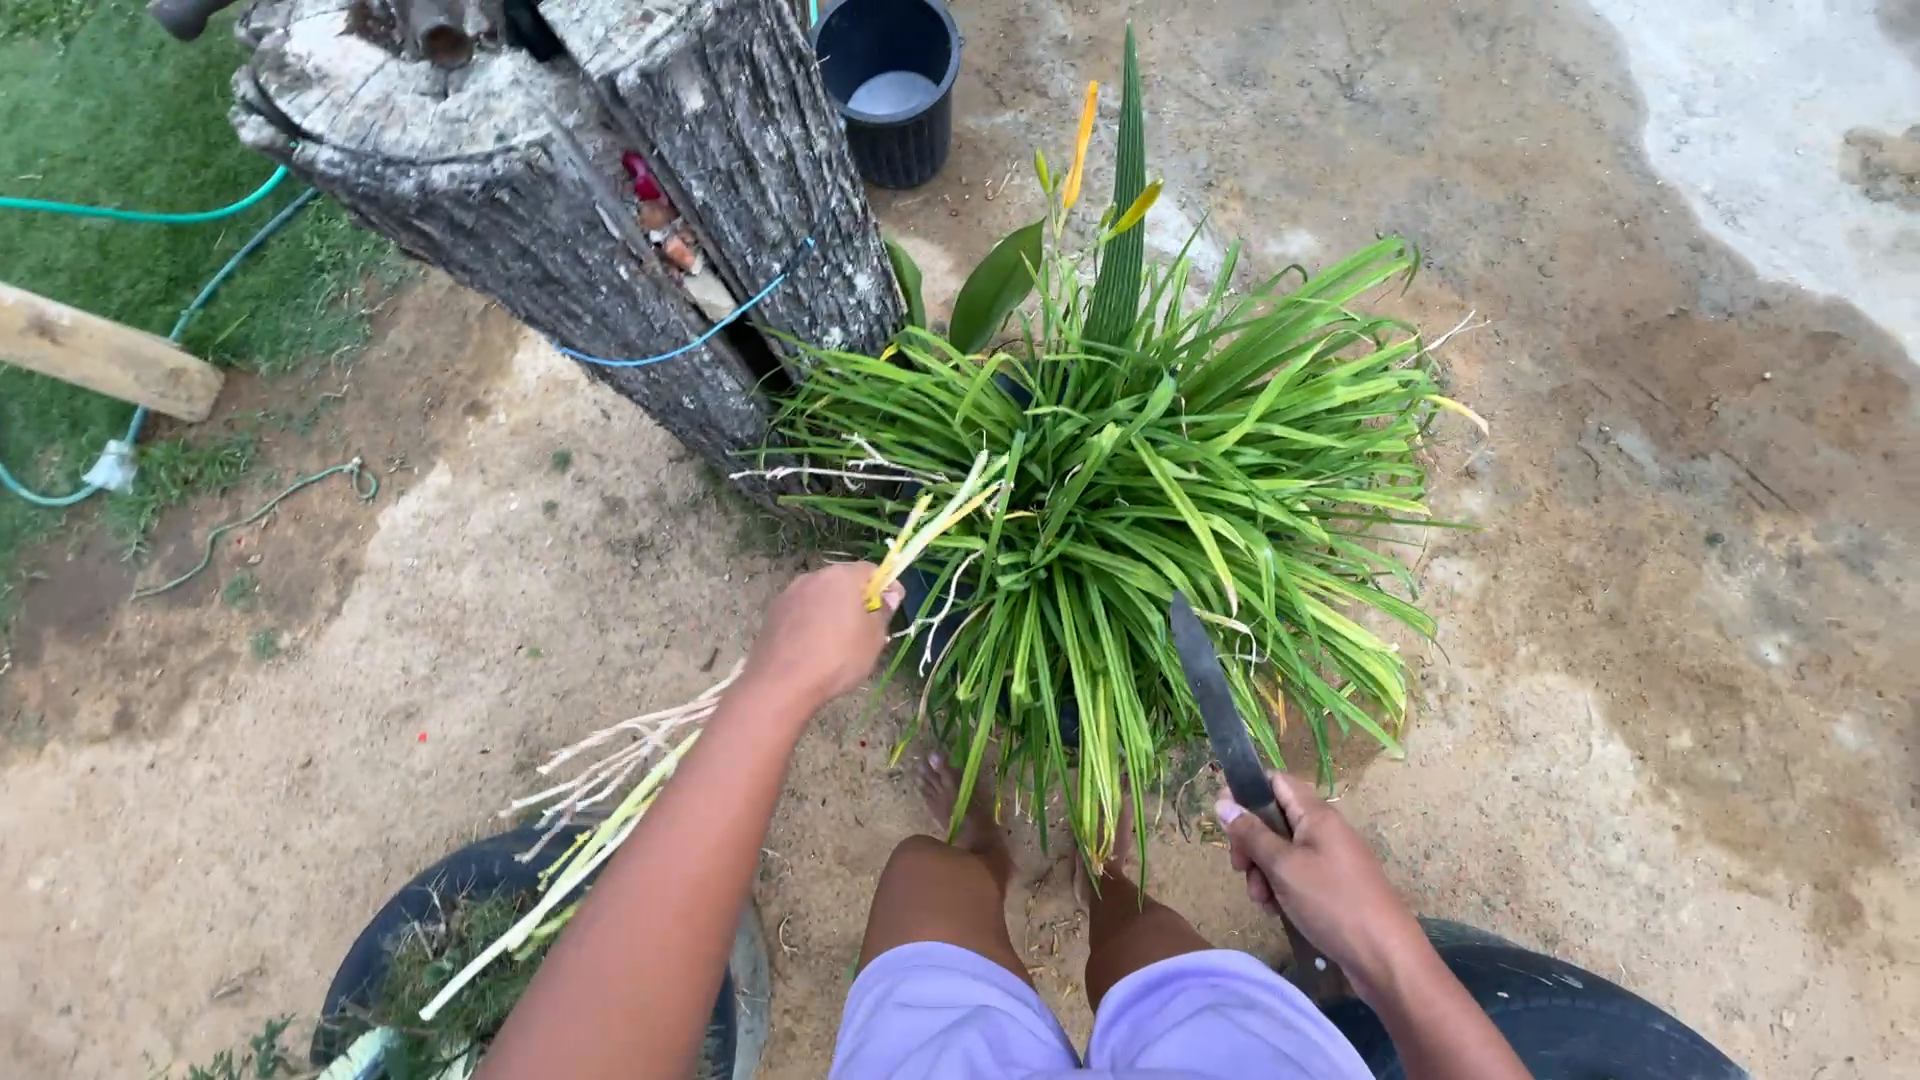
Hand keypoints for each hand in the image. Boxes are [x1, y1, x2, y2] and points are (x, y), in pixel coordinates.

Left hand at [739, 563, 903, 710]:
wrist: (781, 683)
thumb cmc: (837, 659)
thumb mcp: (873, 639)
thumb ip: (883, 612)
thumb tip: (889, 595)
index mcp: (842, 577)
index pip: (871, 570)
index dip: (886, 585)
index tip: (893, 604)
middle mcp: (814, 577)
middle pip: (843, 580)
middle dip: (857, 597)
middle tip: (867, 624)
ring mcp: (789, 593)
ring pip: (820, 595)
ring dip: (832, 608)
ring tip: (838, 638)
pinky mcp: (773, 611)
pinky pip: (801, 609)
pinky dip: (811, 619)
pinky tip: (813, 644)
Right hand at [1216, 772, 1429, 1005]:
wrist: (1387, 960)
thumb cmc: (1333, 903)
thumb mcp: (1283, 866)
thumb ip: (1250, 833)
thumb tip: (1223, 802)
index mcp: (1316, 814)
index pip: (1275, 781)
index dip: (1246, 790)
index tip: (1225, 816)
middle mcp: (1324, 830)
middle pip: (1273, 818)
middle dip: (1250, 841)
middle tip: (1240, 867)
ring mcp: (1330, 859)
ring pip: (1280, 850)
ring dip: (1261, 869)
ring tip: (1260, 898)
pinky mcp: (1333, 886)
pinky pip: (1295, 873)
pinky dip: (1279, 886)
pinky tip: (1275, 909)